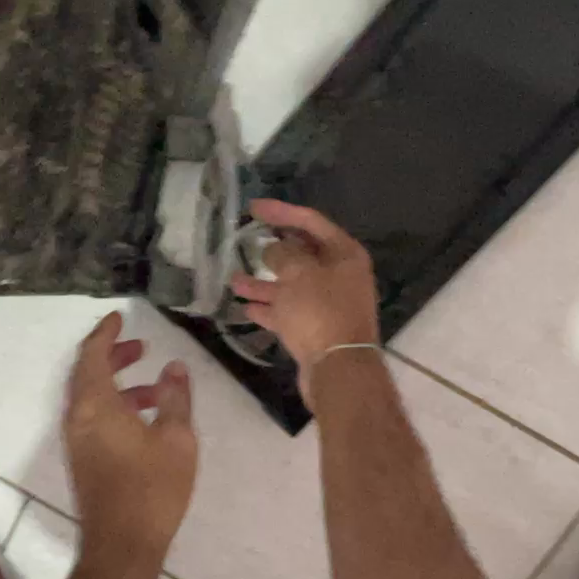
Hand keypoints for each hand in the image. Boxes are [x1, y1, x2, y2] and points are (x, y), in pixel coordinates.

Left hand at [63, 312, 197, 570]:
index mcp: (95, 405)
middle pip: (87, 374)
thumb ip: (175, 398)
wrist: (123, 545)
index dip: (105, 333)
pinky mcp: (83, 462)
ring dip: (117, 384)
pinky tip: (144, 420)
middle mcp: (78, 418)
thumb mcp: (176, 439)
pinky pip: (93, 419)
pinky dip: (114, 407)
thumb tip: (173, 368)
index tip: (119, 317)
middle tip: (140, 346)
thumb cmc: (152, 489)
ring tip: (152, 384)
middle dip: (112, 356)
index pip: (92, 355)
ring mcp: (77, 442)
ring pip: (90, 399)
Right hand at [229, 199, 380, 405]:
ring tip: (233, 279)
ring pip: (292, 286)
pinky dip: (269, 308)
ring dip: (263, 283)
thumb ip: (281, 254)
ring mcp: (329, 305)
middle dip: (271, 250)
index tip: (253, 208)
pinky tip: (245, 306)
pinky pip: (290, 312)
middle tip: (245, 241)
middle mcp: (340, 276)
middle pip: (302, 255)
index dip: (281, 212)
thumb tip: (272, 250)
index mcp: (345, 254)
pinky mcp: (317, 331)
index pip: (311, 222)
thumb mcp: (298, 274)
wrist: (338, 369)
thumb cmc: (320, 312)